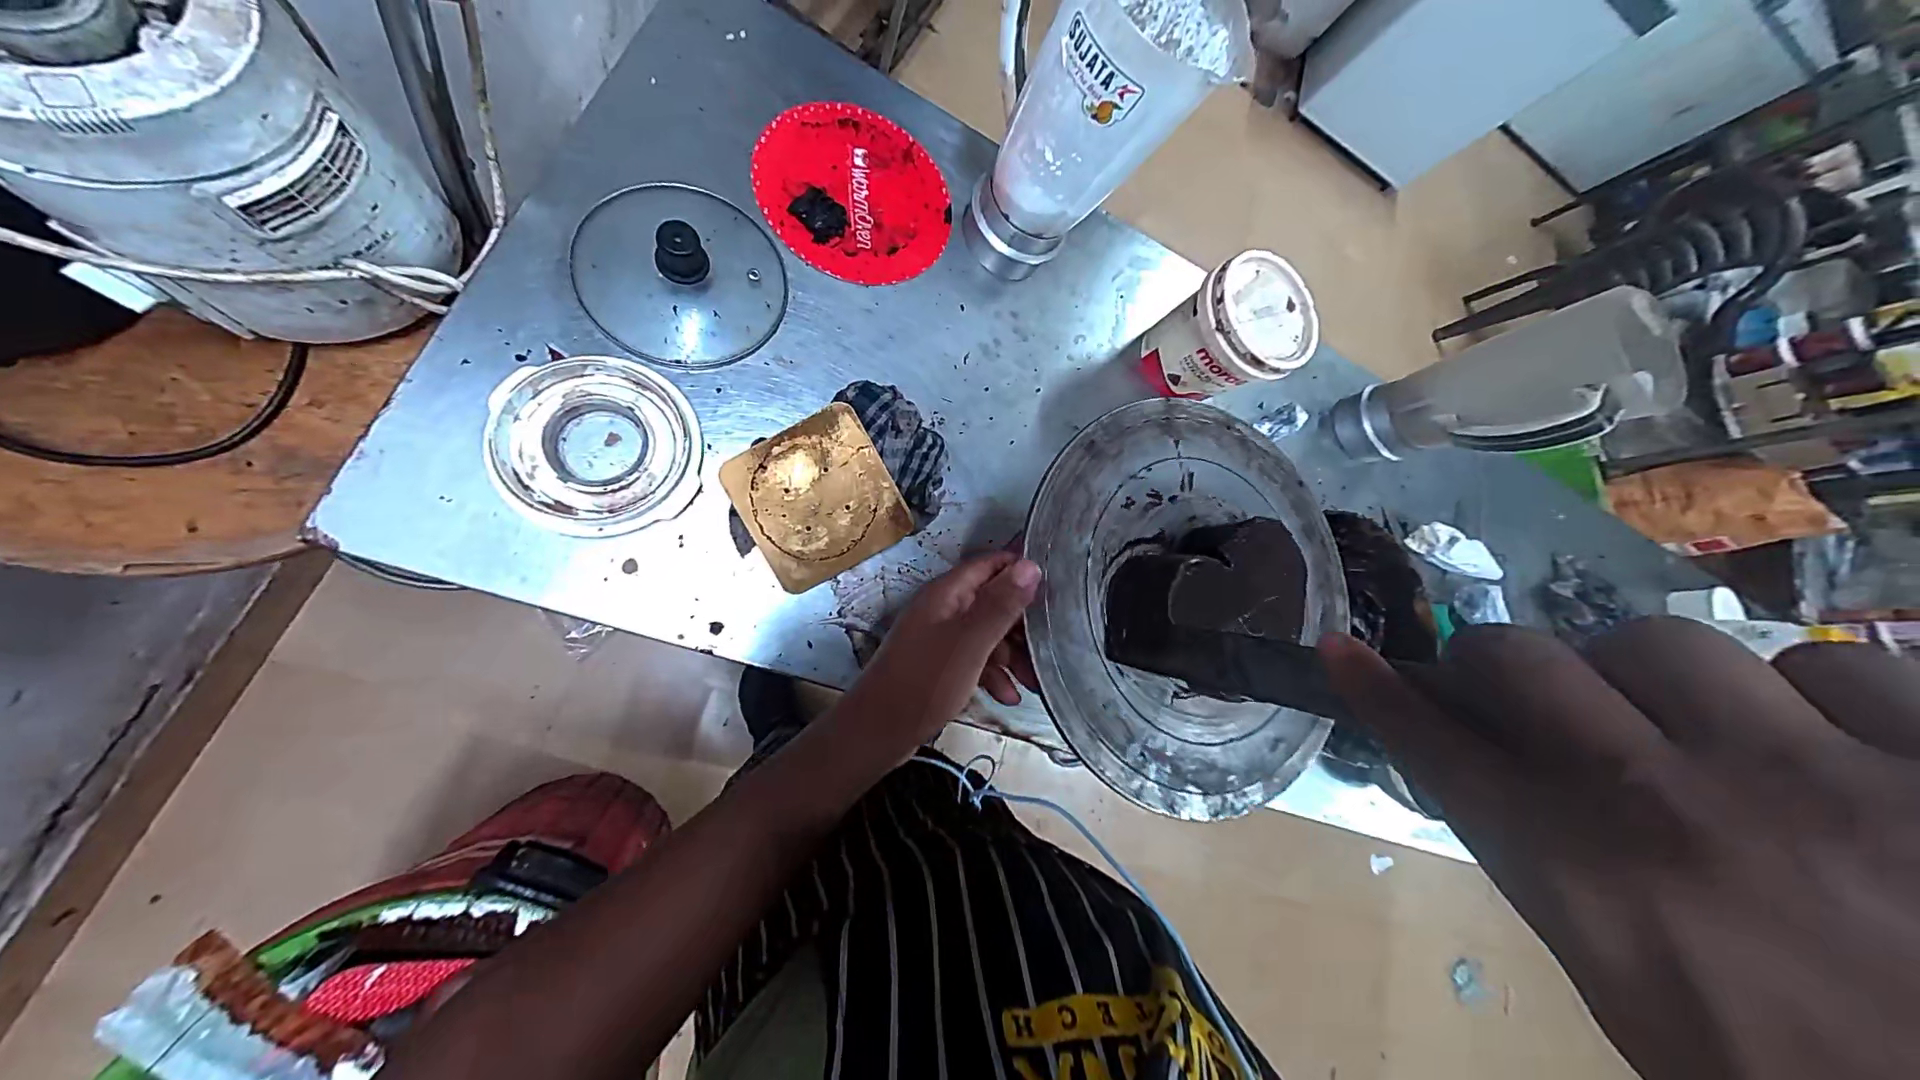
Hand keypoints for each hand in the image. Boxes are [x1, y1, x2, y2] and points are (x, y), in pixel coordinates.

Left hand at [833, 553, 1041, 753]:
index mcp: (947, 594)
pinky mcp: (939, 665)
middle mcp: (943, 609)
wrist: (878, 731)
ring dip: (1012, 655)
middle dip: (1022, 624)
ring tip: (1035, 683)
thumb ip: (1001, 604)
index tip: (1056, 590)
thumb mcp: (970, 642)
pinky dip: (993, 675)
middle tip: (1051, 646)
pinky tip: (1008, 697)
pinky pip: (974, 660)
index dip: (1022, 571)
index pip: (990, 565)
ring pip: (987, 635)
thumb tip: (1031, 565)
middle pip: (992, 602)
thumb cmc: (925, 682)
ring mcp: (939, 638)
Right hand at [1321, 619, 1919, 1079]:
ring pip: (1665, 643)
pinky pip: (1833, 666)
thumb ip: (1547, 864)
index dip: (1379, 693)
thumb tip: (1485, 770)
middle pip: (1521, 661)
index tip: (1340, 650)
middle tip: (1520, 687)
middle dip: (1496, 663)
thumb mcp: (1626, 983)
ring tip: (1691, 728)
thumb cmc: (1778, 1064)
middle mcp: (1673, 808)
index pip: (1439, 750)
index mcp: (1588, 879)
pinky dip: (1806, 697)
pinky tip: (1824, 749)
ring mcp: (1817, 777)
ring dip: (1651, 680)